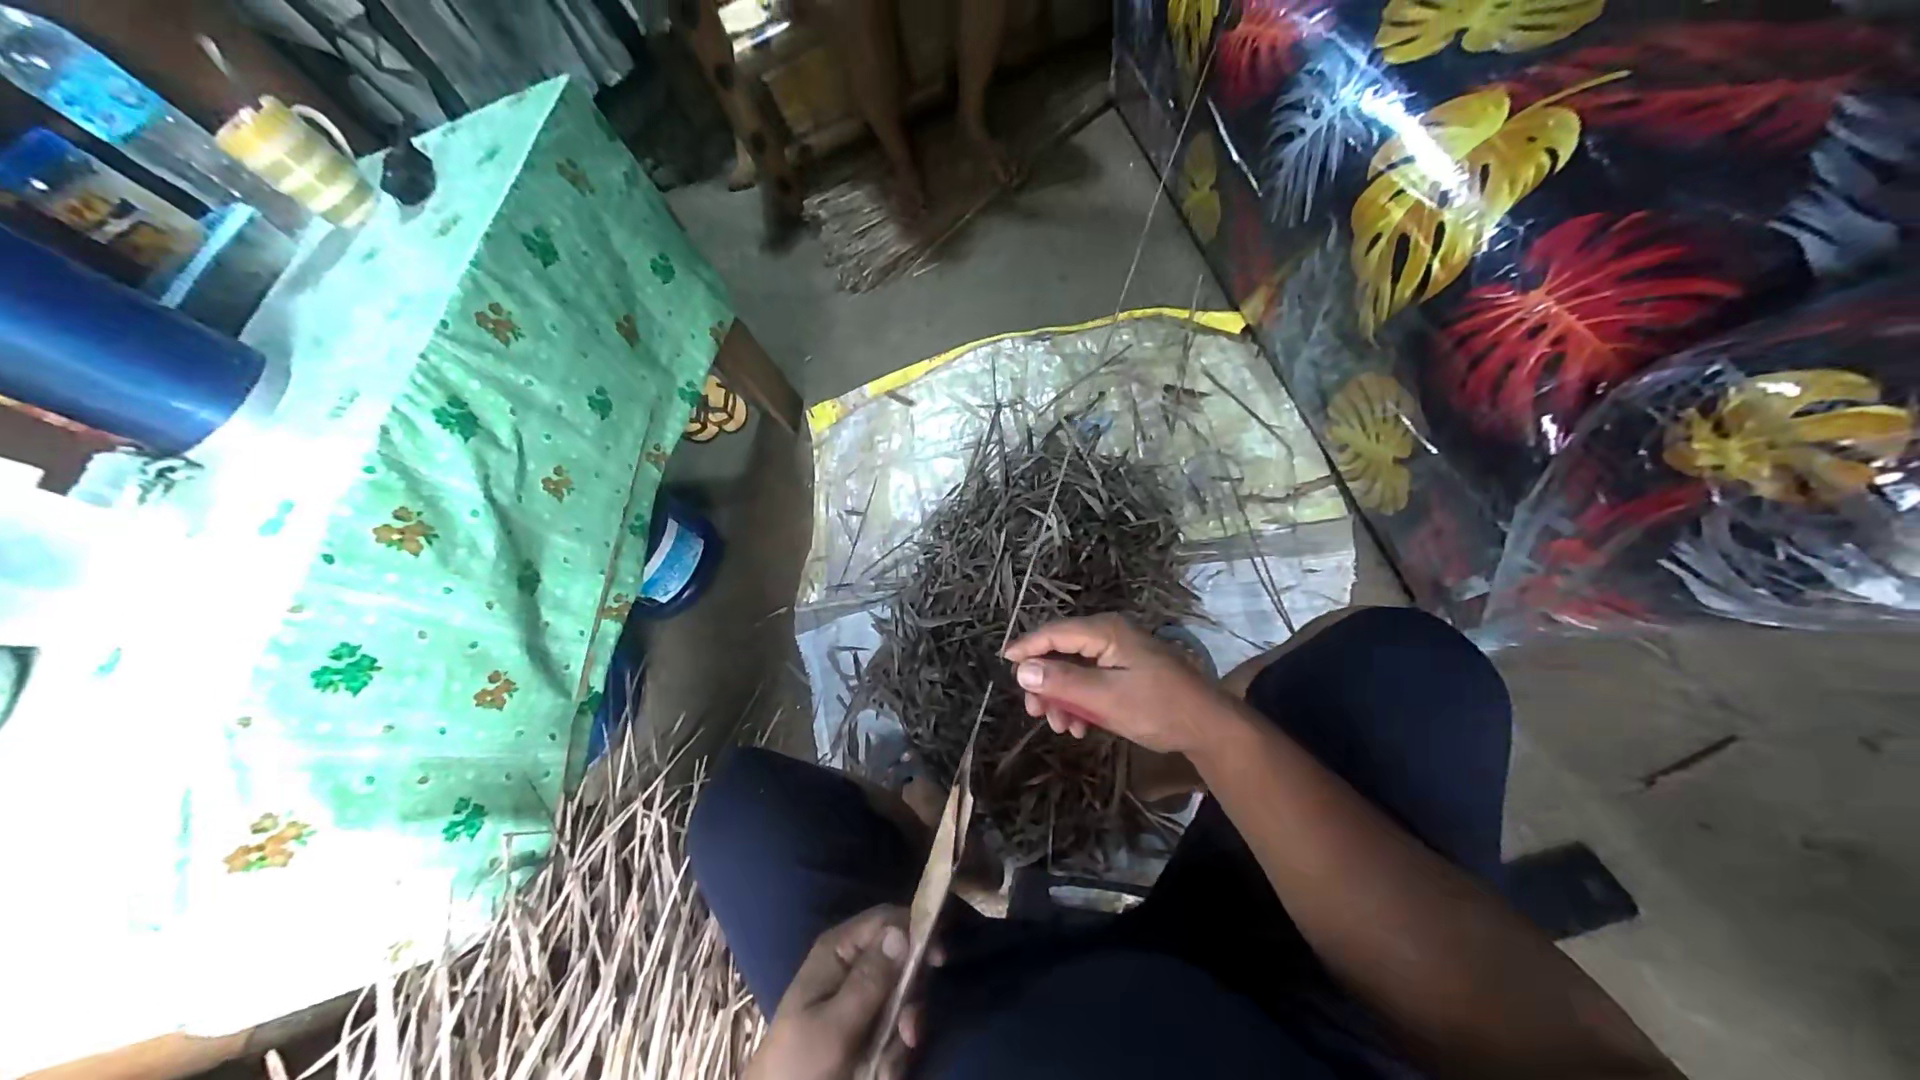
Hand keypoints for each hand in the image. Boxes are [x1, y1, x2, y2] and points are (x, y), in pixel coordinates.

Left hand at [745, 906, 921, 1079]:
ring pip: (906, 999)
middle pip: (904, 960)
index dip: (916, 931)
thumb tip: (901, 930)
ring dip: (902, 1036)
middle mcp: (854, 966)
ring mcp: (863, 999)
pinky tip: (881, 1074)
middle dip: (911, 1000)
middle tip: (908, 1033)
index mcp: (838, 951)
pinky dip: (895, 1055)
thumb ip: (869, 980)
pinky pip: (898, 1030)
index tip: (939, 960)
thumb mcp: (833, 1027)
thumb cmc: (799, 1066)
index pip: (886, 919)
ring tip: (884, 1069)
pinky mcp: (869, 1029)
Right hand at [1003, 614, 1238, 754]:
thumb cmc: (1157, 708)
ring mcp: (1121, 653)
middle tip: (1034, 712)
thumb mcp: (1105, 698)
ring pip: (1076, 670)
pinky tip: (1080, 726)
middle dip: (1046, 683)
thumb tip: (1021, 670)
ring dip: (1063, 697)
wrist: (1208, 727)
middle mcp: (1111, 635)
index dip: (1027, 647)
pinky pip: (1093, 680)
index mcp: (1106, 632)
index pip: (1055, 632)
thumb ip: (1062, 682)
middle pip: (1063, 652)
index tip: (1005, 663)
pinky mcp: (1128, 671)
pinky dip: (1082, 701)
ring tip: (1061, 727)